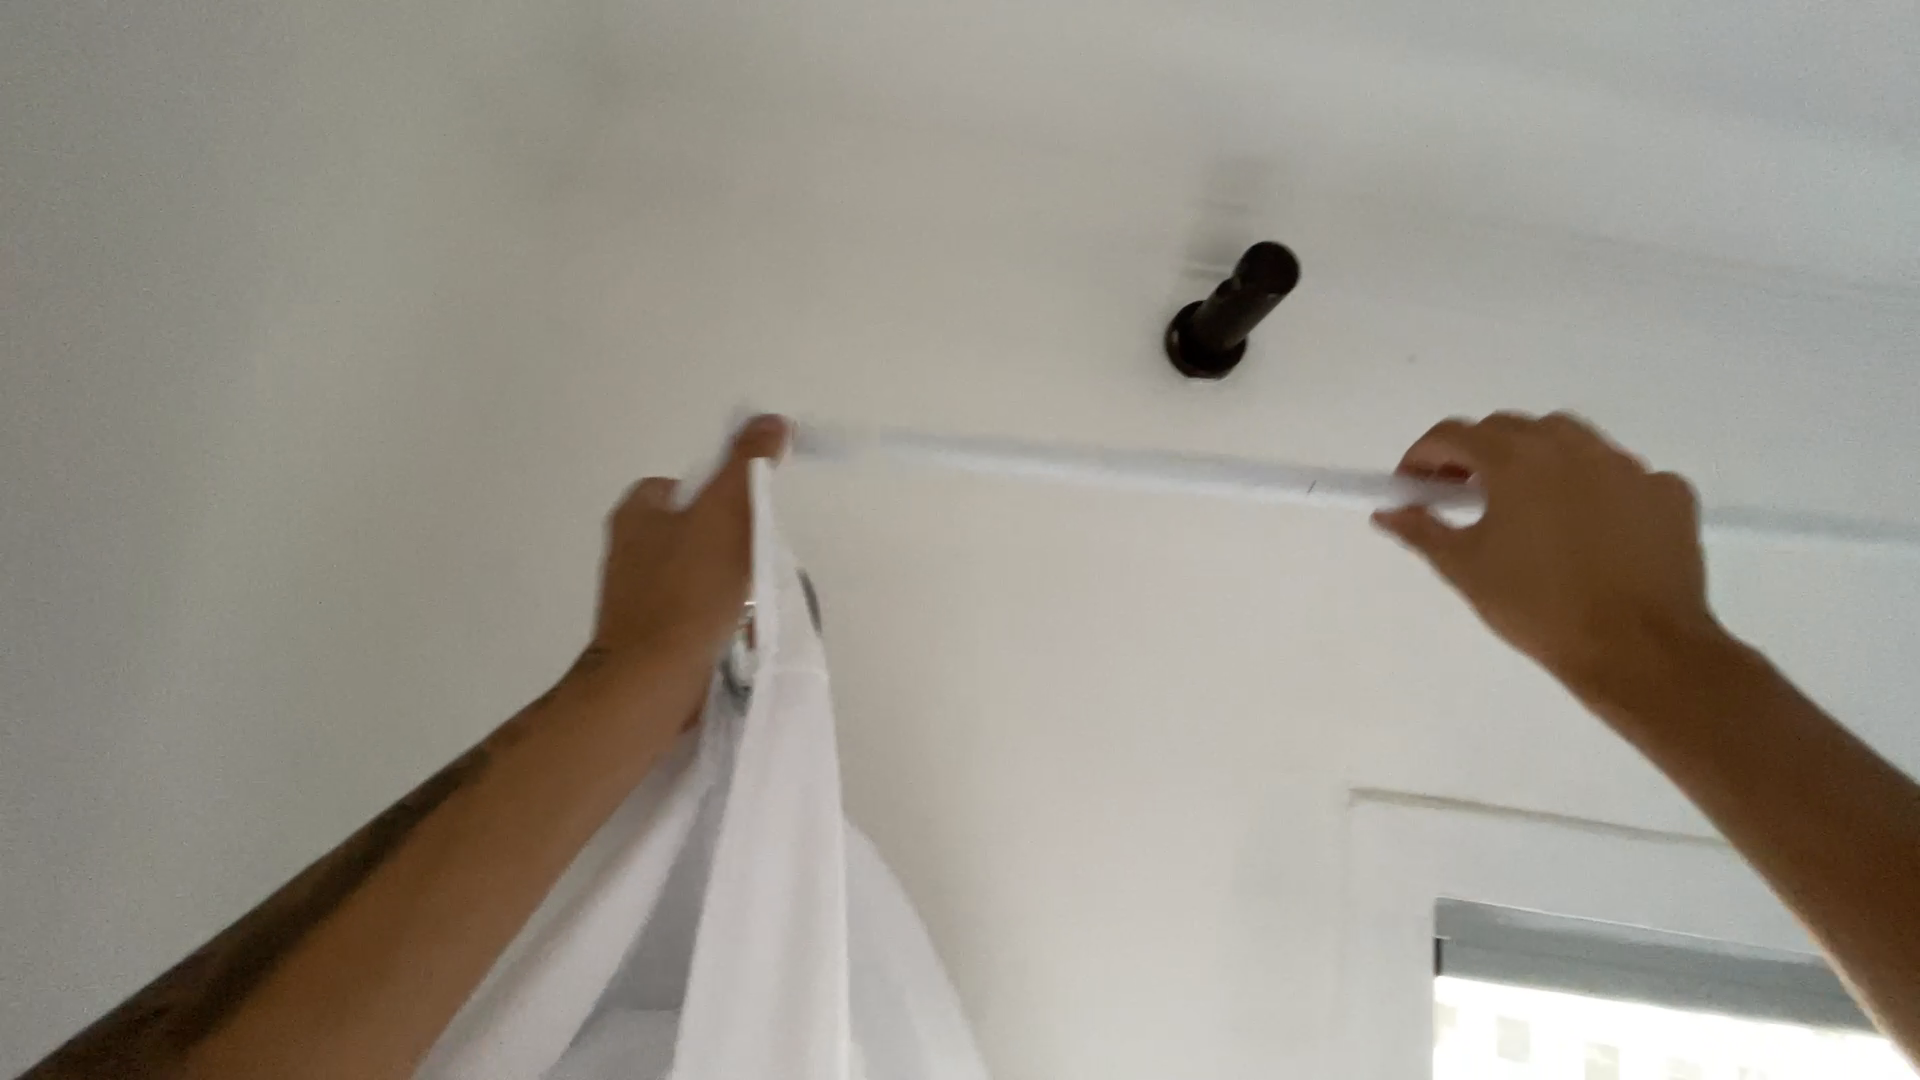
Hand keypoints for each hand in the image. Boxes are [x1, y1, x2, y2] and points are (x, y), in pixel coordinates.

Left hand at [589, 415, 790, 666]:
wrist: (657, 677)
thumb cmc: (690, 588)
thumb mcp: (728, 511)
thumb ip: (748, 464)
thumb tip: (771, 420)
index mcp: (635, 514)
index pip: (681, 486)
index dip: (718, 495)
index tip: (746, 517)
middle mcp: (626, 551)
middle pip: (692, 530)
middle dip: (727, 541)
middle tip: (755, 556)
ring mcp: (633, 596)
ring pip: (694, 572)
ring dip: (725, 580)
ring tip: (750, 595)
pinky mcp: (645, 634)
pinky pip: (690, 609)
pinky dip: (714, 613)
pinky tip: (734, 626)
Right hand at [1371, 412, 1725, 692]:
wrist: (1638, 648)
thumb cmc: (1534, 604)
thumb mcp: (1461, 567)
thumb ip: (1419, 530)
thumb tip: (1387, 512)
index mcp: (1515, 461)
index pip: (1452, 434)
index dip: (1421, 456)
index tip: (1411, 488)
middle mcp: (1572, 449)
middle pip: (1507, 427)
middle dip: (1473, 452)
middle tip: (1458, 495)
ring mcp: (1627, 467)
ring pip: (1565, 438)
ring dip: (1530, 457)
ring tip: (1520, 504)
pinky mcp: (1667, 493)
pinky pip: (1616, 472)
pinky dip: (1588, 485)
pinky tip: (1581, 525)